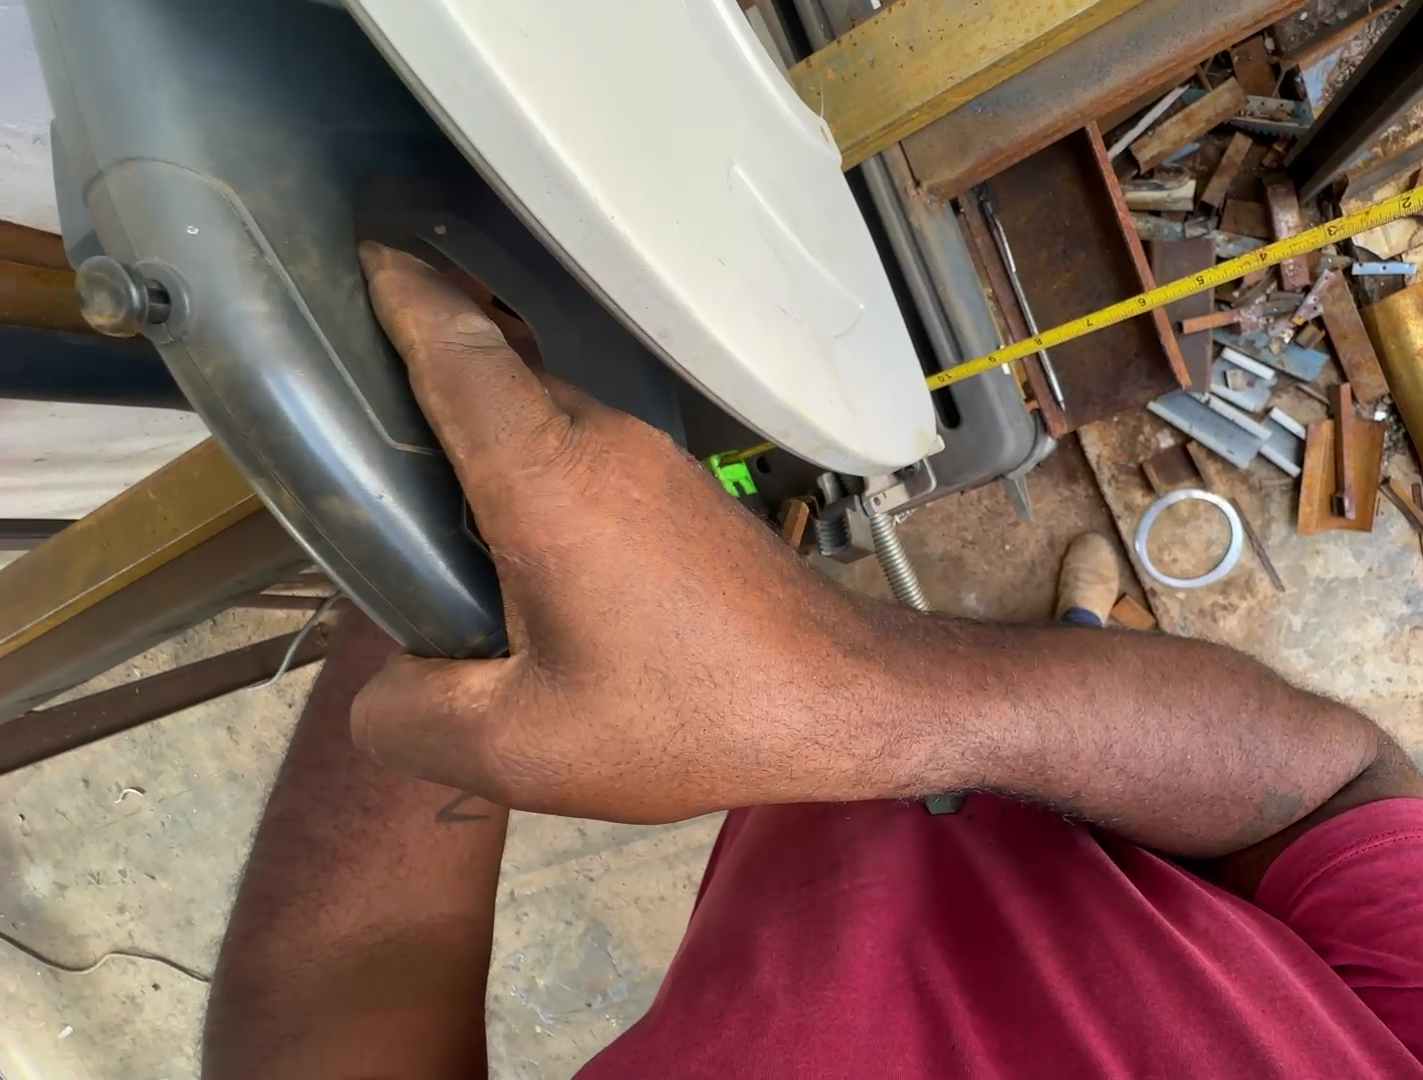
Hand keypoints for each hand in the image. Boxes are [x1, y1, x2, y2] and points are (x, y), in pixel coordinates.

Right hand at [348, 243, 922, 822]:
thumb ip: (410, 710)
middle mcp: (617, 446)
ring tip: (444, 529)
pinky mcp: (701, 501)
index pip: (460, 346)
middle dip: (428, 399)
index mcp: (554, 476)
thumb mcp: (520, 745)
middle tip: (361, 454)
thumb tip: (403, 677)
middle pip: (502, 390)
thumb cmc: (692, 716)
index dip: (399, 296)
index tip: (354, 259)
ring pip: (555, 435)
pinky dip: (554, 493)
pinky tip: (541, 564)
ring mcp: (670, 469)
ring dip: (496, 461)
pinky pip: (603, 473)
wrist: (839, 697)